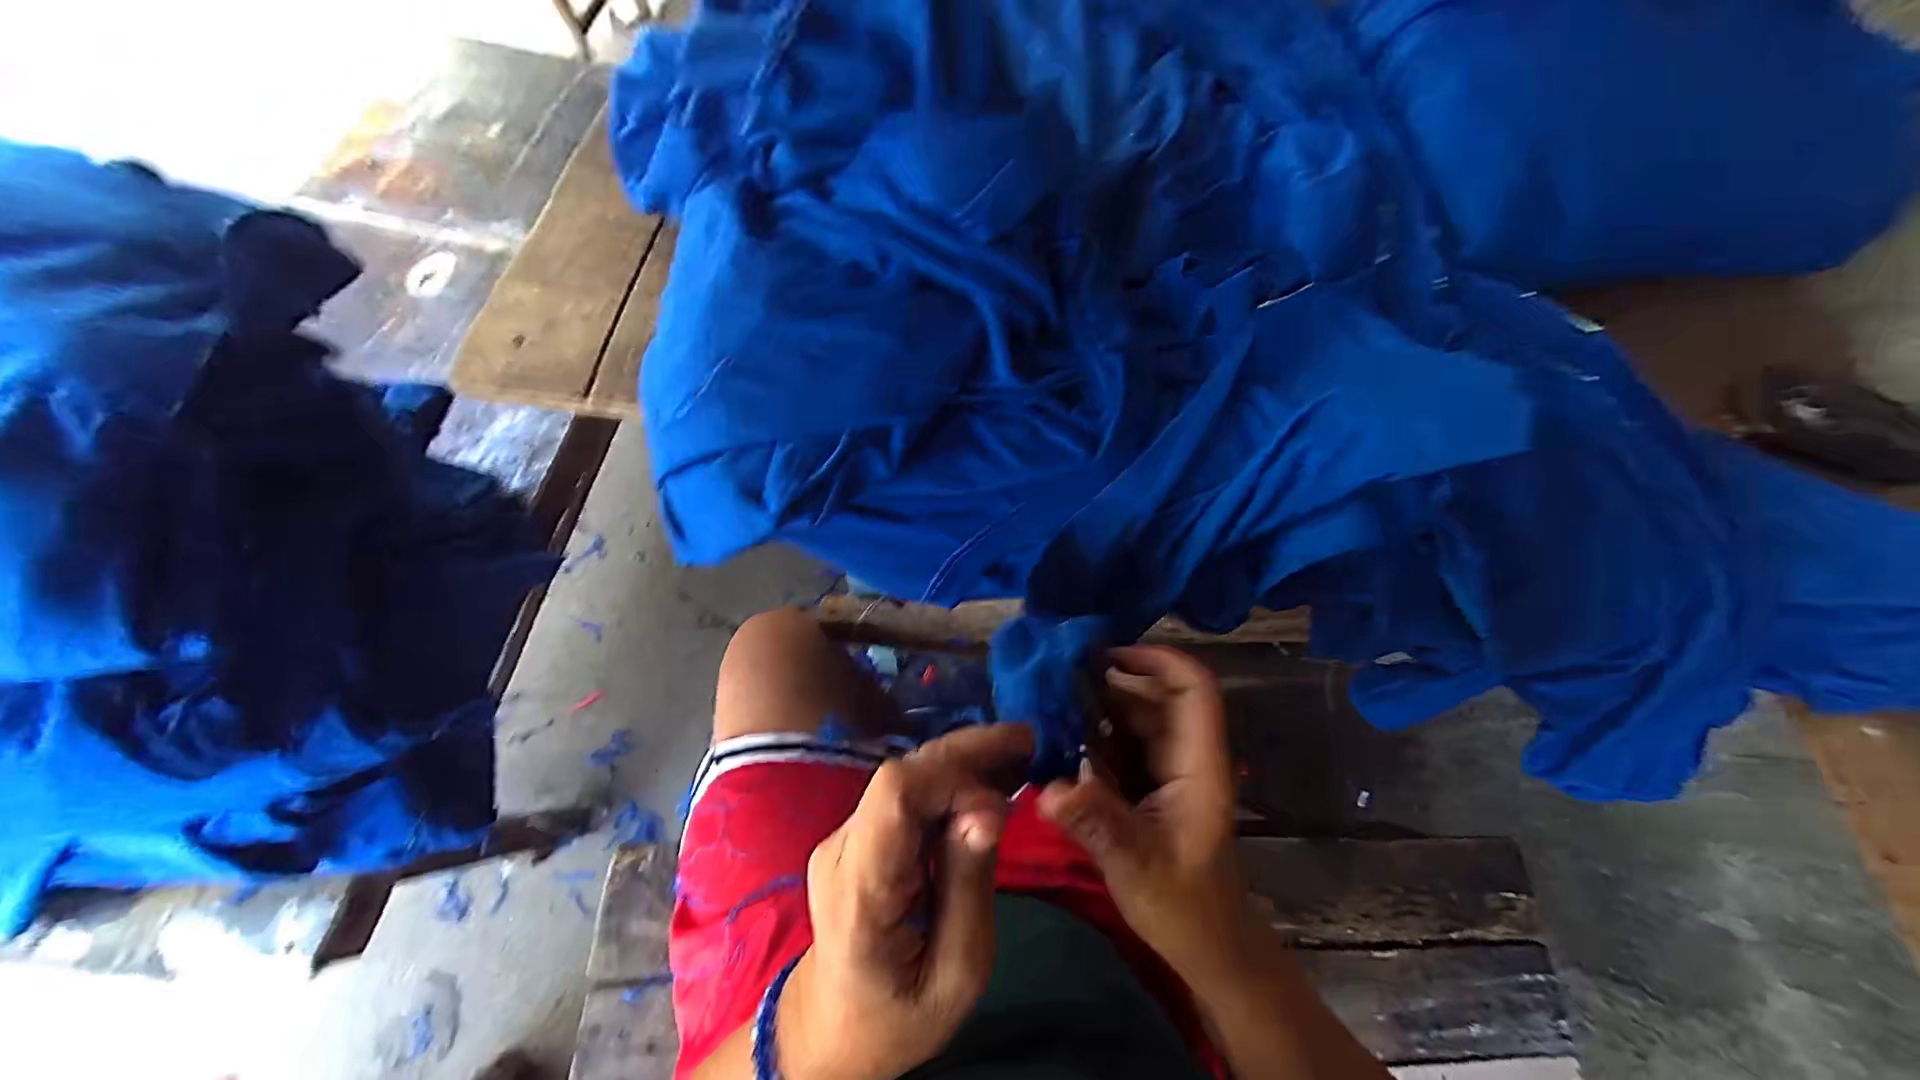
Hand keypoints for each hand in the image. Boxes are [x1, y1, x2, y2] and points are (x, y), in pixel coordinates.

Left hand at [777, 723, 1033, 1079]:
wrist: (834, 1026)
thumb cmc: (901, 1015)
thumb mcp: (958, 974)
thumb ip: (970, 885)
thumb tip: (990, 807)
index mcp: (860, 891)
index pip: (895, 796)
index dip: (954, 779)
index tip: (1004, 800)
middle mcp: (841, 848)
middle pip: (902, 775)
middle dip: (967, 753)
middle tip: (1028, 742)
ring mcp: (842, 836)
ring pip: (905, 776)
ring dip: (962, 762)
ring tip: (1018, 753)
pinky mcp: (855, 833)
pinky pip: (905, 793)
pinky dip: (950, 780)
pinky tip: (987, 777)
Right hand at [1037, 645, 1250, 986]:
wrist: (1206, 946)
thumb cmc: (1185, 907)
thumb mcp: (1137, 865)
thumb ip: (1096, 823)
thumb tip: (1047, 788)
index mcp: (1199, 765)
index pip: (1195, 690)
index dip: (1157, 661)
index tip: (1104, 656)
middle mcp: (1185, 755)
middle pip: (1156, 695)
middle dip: (1110, 679)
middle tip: (1053, 678)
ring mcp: (1167, 767)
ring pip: (1135, 715)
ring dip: (1095, 703)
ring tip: (1047, 700)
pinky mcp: (1148, 782)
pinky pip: (1120, 741)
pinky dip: (1090, 732)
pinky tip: (1056, 736)